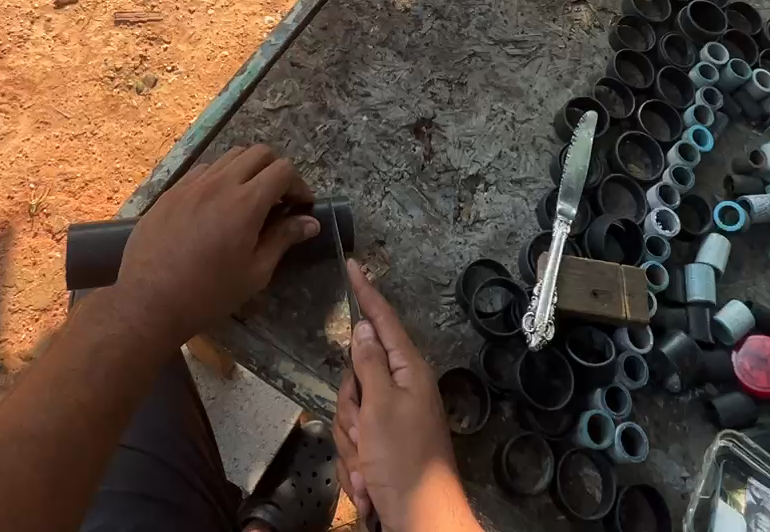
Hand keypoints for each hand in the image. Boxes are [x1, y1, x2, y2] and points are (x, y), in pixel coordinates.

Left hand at [114, 145, 318, 345]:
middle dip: (275, 170)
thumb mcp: (255, 272)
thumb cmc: (208, 293)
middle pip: (259, 153)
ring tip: (247, 199)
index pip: (283, 170)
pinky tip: (215, 205)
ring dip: (247, 170)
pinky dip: (219, 178)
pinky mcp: (170, 192)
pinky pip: (202, 171)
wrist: (147, 303)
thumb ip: (283, 239)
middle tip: (277, 198)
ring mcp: (192, 184)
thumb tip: (311, 222)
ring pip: (229, 157)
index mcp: (246, 202)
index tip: (300, 206)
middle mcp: (220, 183)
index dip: (299, 184)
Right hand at [331, 262, 478, 531]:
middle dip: (351, 407)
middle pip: (356, 374)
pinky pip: (355, 439)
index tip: (354, 264)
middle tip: (364, 432)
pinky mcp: (384, 443)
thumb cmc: (403, 459)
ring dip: (353, 441)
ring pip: (351, 409)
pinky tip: (370, 482)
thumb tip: (363, 326)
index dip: (366, 292)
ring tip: (369, 463)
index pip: (382, 320)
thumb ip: (368, 363)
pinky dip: (357, 463)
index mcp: (408, 370)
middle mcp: (401, 387)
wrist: (418, 520)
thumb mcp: (380, 406)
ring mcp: (392, 416)